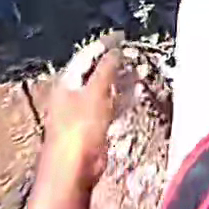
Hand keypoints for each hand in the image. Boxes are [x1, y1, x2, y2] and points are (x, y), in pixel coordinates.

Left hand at [39, 33, 121, 190]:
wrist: (72, 172)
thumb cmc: (79, 129)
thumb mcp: (95, 92)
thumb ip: (107, 68)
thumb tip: (116, 49)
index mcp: (67, 82)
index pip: (87, 56)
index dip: (104, 45)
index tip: (122, 36)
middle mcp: (73, 94)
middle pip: (96, 71)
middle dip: (116, 62)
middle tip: (134, 54)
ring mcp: (83, 111)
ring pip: (106, 89)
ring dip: (122, 80)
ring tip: (141, 71)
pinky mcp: (94, 127)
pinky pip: (111, 106)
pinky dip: (123, 98)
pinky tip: (136, 94)